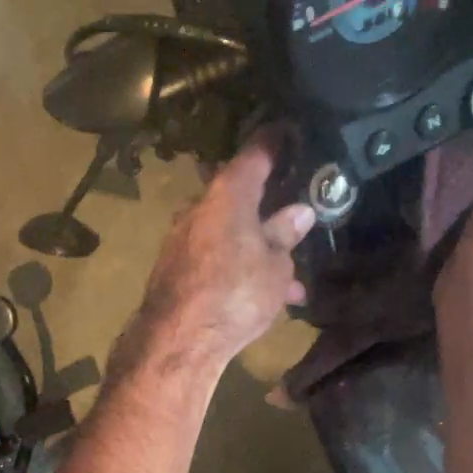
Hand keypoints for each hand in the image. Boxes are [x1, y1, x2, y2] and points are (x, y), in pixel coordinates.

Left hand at [130, 132, 315, 373]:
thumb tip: (300, 212)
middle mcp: (199, 207)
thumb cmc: (236, 293)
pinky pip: (214, 259)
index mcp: (229, 193)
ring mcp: (181, 238)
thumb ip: (286, 236)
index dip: (275, 142)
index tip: (288, 132)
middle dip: (265, 211)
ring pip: (228, 235)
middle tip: (292, 223)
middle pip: (237, 197)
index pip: (256, 154)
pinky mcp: (173, 269)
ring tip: (288, 282)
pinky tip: (258, 297)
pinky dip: (236, 270)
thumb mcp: (275, 266)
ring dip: (255, 251)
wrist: (180, 340)